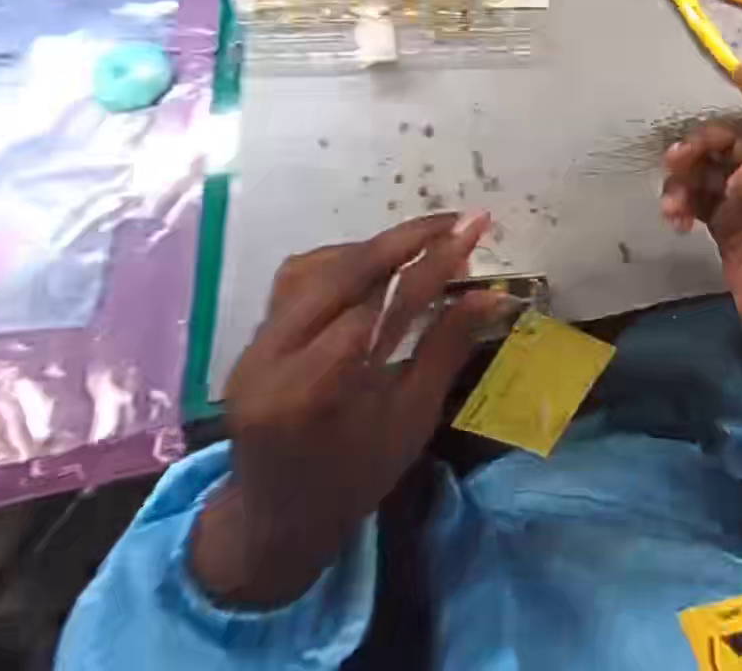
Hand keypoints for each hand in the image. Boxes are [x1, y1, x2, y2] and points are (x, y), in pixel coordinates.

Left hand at [190, 211, 503, 605]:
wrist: (276, 518)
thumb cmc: (355, 480)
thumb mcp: (412, 419)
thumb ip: (447, 348)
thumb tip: (490, 294)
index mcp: (317, 392)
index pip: (381, 305)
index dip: (432, 263)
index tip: (473, 228)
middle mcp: (274, 358)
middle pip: (343, 273)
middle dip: (406, 240)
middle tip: (454, 222)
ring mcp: (256, 344)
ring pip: (316, 267)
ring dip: (373, 249)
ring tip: (420, 245)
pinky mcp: (252, 336)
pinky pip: (297, 279)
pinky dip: (341, 262)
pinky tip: (372, 267)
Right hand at [659, 64, 741, 389]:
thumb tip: (733, 176)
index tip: (736, 73)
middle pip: (728, 144)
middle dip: (701, 145)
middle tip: (678, 159)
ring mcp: (739, 202)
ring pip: (704, 172)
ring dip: (683, 180)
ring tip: (672, 204)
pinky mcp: (720, 225)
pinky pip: (693, 200)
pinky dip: (679, 204)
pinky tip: (675, 221)